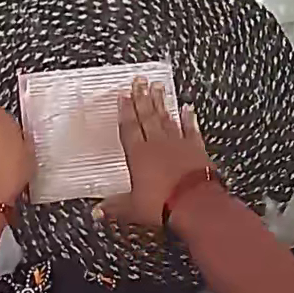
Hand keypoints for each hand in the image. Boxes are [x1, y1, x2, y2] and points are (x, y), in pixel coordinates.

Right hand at [99, 77, 214, 226]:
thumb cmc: (161, 205)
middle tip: (139, 80)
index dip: (125, 111)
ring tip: (158, 87)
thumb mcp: (133, 209)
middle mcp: (157, 144)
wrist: (195, 204)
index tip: (123, 95)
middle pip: (147, 116)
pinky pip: (191, 130)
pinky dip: (189, 119)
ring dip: (162, 103)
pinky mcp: (197, 150)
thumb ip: (115, 207)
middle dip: (142, 97)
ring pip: (167, 118)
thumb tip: (96, 212)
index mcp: (139, 155)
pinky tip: (188, 108)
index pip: (129, 128)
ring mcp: (178, 144)